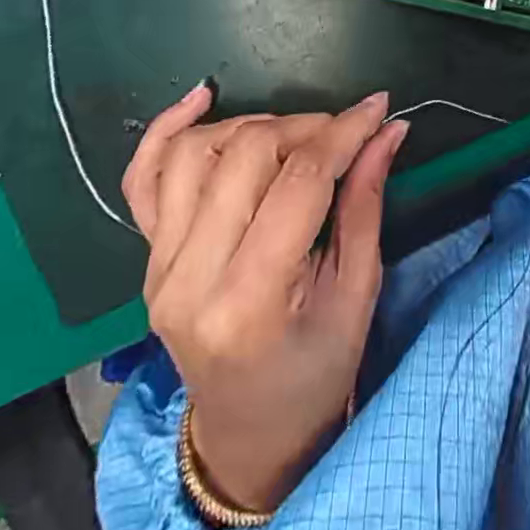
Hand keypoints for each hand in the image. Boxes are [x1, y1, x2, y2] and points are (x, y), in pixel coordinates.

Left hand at [120, 86, 407, 512]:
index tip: (377, 109)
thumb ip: (366, 205)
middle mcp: (188, 278)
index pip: (298, 183)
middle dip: (304, 127)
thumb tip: (386, 133)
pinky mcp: (146, 256)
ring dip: (252, 126)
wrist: (248, 431)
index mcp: (249, 302)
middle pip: (244, 156)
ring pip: (195, 153)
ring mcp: (157, 265)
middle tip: (343, 132)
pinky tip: (202, 98)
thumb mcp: (357, 294)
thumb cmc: (316, 375)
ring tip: (294, 135)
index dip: (342, 135)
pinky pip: (143, 176)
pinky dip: (168, 128)